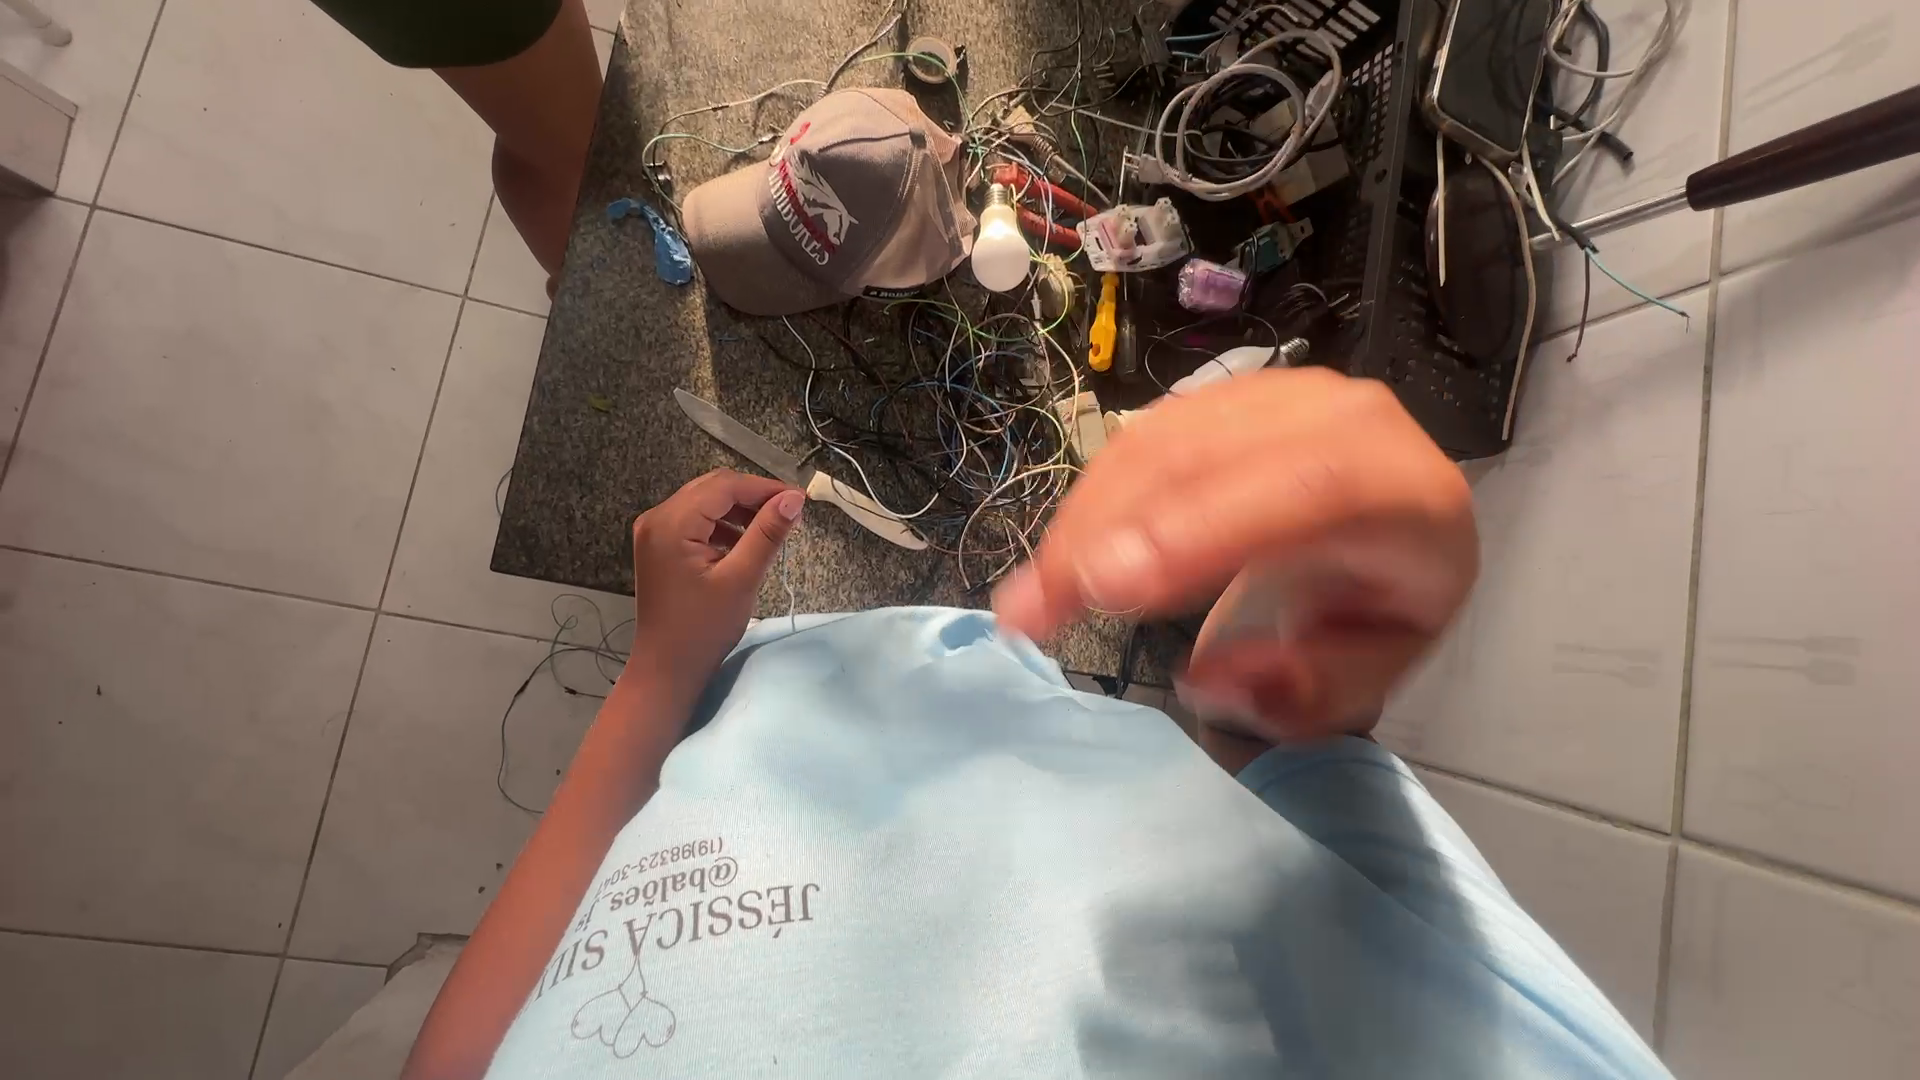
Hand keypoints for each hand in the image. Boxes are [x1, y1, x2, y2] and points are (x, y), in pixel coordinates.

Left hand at [626, 469, 803, 691]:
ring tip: (773, 528)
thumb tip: (793, 499)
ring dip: (740, 510)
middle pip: (713, 488)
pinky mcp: (660, 546)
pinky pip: (697, 521)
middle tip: (790, 512)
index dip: (764, 487)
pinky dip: (725, 525)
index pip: (725, 486)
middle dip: (753, 496)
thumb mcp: (741, 578)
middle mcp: (658, 518)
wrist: (667, 668)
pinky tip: (746, 542)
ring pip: (706, 503)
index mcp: (672, 523)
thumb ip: (767, 534)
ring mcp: (656, 532)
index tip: (799, 500)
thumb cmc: (704, 628)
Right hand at [993, 368, 1476, 741]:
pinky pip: (1135, 441)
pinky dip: (1087, 500)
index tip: (1108, 589)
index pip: (1308, 487)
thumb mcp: (1372, 670)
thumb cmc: (1381, 596)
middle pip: (1204, 458)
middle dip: (1107, 531)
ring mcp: (1266, 397)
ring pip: (1153, 445)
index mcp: (1402, 488)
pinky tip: (1060, 551)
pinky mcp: (1212, 399)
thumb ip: (1306, 689)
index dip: (1201, 530)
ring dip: (1081, 519)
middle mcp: (1334, 417)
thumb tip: (1203, 676)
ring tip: (1032, 595)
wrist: (1385, 518)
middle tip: (1033, 610)